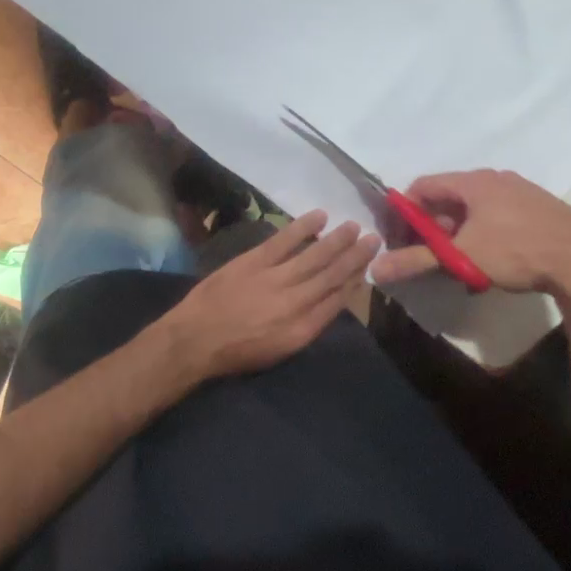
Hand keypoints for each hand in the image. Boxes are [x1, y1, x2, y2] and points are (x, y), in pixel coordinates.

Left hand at [152, 210, 378, 379]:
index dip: (354, 283)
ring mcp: (274, 280)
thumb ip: (305, 328)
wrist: (196, 341)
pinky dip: (303, 228)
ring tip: (354, 227)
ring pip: (314, 256)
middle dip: (355, 257)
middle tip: (374, 240)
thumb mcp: (279, 352)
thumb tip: (326, 305)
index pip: (336, 302)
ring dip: (336, 240)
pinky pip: (284, 241)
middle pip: (332, 276)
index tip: (368, 268)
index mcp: (302, 330)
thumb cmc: (235, 354)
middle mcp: (295, 303)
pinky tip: (319, 216)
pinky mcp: (253, 262)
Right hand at [368, 170, 570, 296]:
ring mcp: (519, 194)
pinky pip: (494, 219)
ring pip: (472, 212)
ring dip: (455, 237)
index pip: (423, 186)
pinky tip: (484, 265)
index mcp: (474, 182)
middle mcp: (496, 180)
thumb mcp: (459, 258)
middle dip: (430, 230)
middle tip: (424, 259)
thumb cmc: (516, 251)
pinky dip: (478, 238)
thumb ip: (415, 262)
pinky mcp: (535, 211)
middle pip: (447, 200)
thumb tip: (375, 269)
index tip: (399, 241)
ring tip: (453, 267)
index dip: (404, 213)